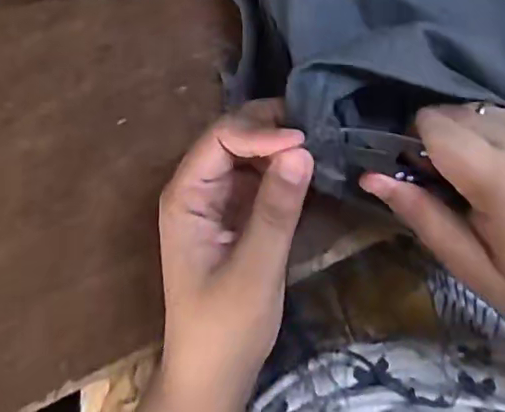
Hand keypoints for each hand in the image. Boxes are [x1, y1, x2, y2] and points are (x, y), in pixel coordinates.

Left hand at [148, 99, 313, 411]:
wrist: (213, 377)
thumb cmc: (225, 327)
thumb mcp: (255, 271)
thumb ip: (276, 210)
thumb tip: (301, 150)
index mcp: (186, 195)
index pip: (220, 138)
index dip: (260, 133)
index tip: (302, 141)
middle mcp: (197, 186)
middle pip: (231, 135)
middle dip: (270, 127)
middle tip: (315, 127)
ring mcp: (216, 197)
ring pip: (246, 148)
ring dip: (278, 141)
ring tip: (318, 138)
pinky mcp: (236, 210)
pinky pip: (258, 171)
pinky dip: (282, 163)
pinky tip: (308, 164)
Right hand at [360, 104, 504, 364]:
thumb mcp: (470, 266)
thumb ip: (419, 213)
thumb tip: (369, 176)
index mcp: (501, 175)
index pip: (432, 124)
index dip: (414, 146)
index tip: (420, 180)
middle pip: (448, 111)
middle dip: (434, 140)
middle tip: (445, 187)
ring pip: (470, 108)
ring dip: (458, 134)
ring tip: (472, 180)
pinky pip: (495, 113)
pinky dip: (482, 132)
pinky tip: (495, 170)